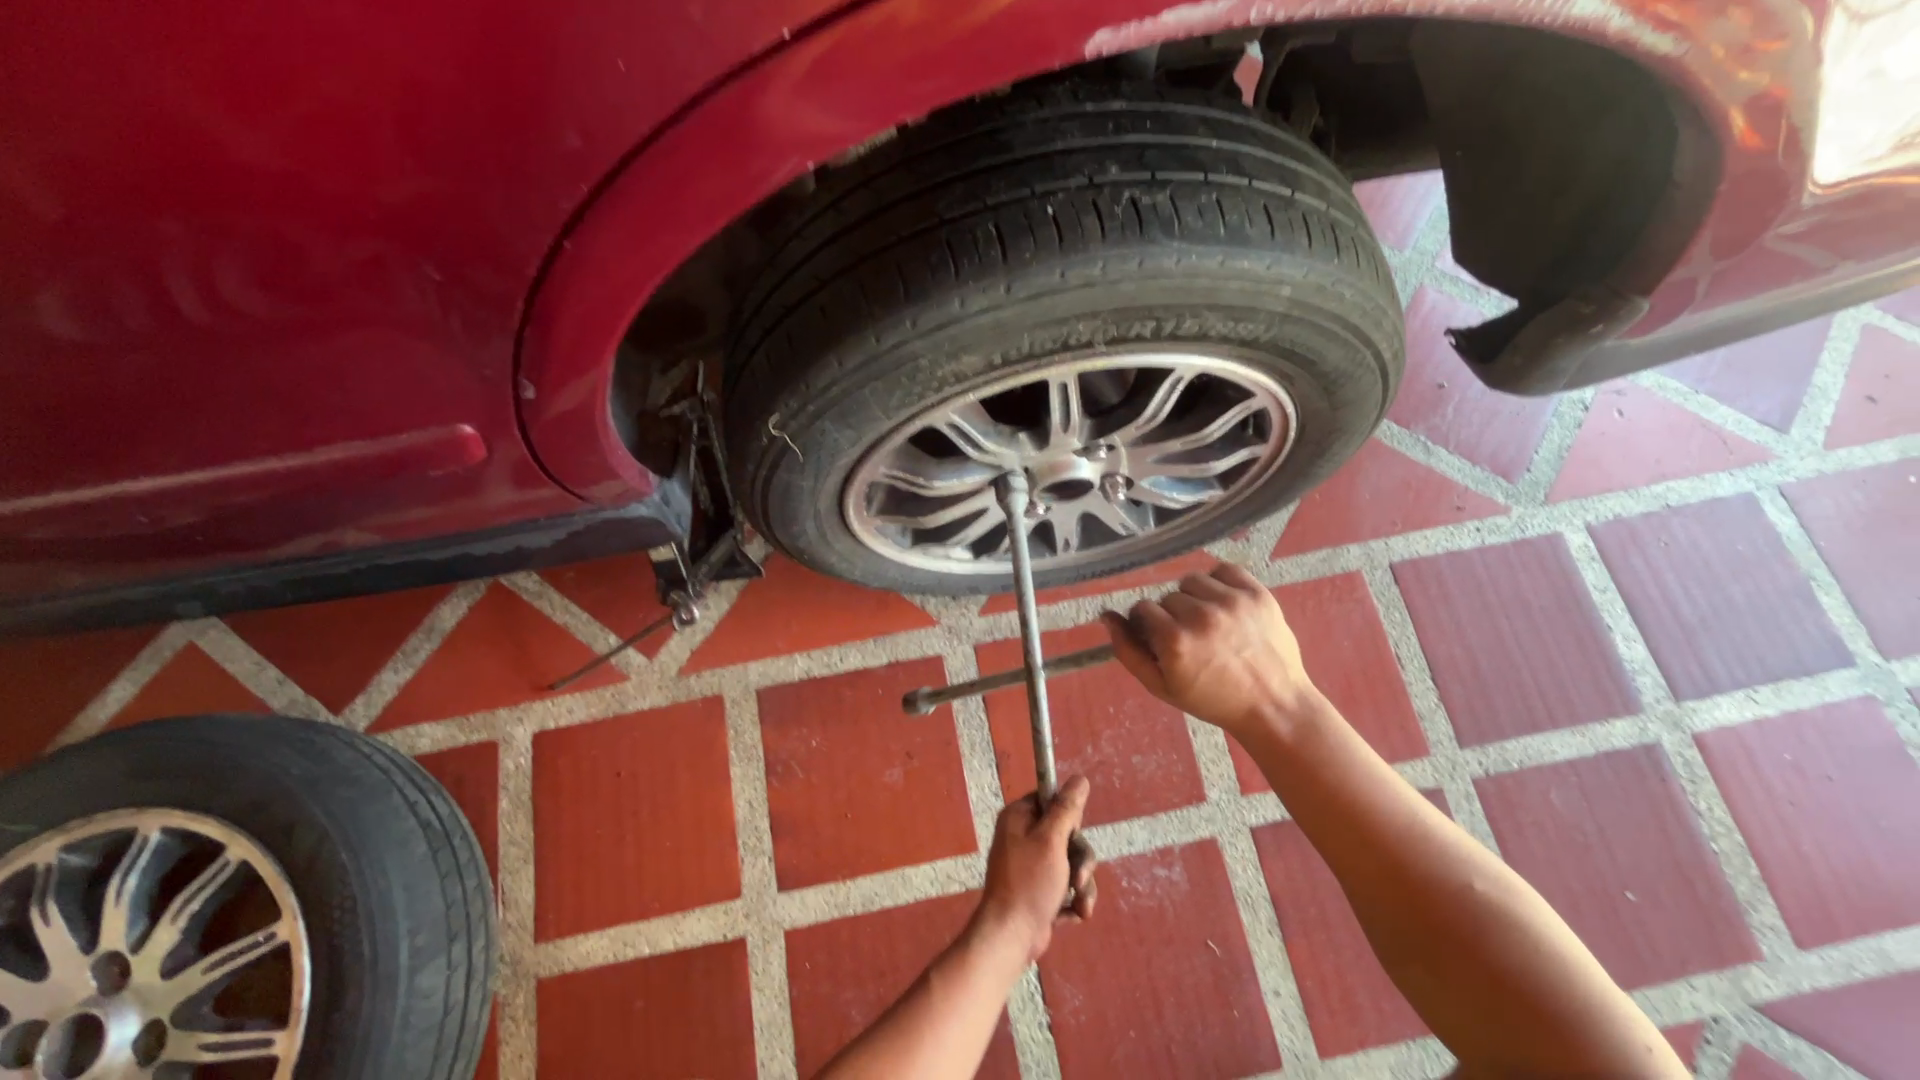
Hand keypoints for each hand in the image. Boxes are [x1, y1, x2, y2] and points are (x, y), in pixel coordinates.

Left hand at [973, 776, 1095, 962]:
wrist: (1012, 935)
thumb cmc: (1029, 883)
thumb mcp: (1052, 841)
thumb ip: (1066, 809)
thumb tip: (1080, 778)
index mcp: (1019, 818)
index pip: (1052, 800)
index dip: (1068, 818)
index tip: (1071, 833)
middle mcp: (1023, 838)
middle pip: (1068, 835)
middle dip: (1080, 860)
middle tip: (1078, 877)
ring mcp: (1031, 866)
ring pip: (1072, 863)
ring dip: (1082, 884)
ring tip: (1079, 905)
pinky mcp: (1040, 890)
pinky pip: (1067, 886)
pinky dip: (1073, 900)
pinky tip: (1074, 914)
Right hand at [1100, 561, 1320, 736]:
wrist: (1272, 705)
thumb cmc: (1212, 700)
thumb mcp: (1161, 686)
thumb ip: (1128, 651)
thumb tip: (1106, 616)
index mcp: (1175, 641)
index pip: (1143, 608)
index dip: (1148, 625)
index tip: (1162, 640)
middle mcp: (1201, 615)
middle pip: (1168, 596)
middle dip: (1172, 615)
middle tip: (1190, 638)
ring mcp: (1232, 602)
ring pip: (1192, 580)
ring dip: (1194, 597)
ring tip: (1208, 621)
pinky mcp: (1257, 593)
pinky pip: (1224, 570)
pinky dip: (1220, 583)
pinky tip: (1225, 605)